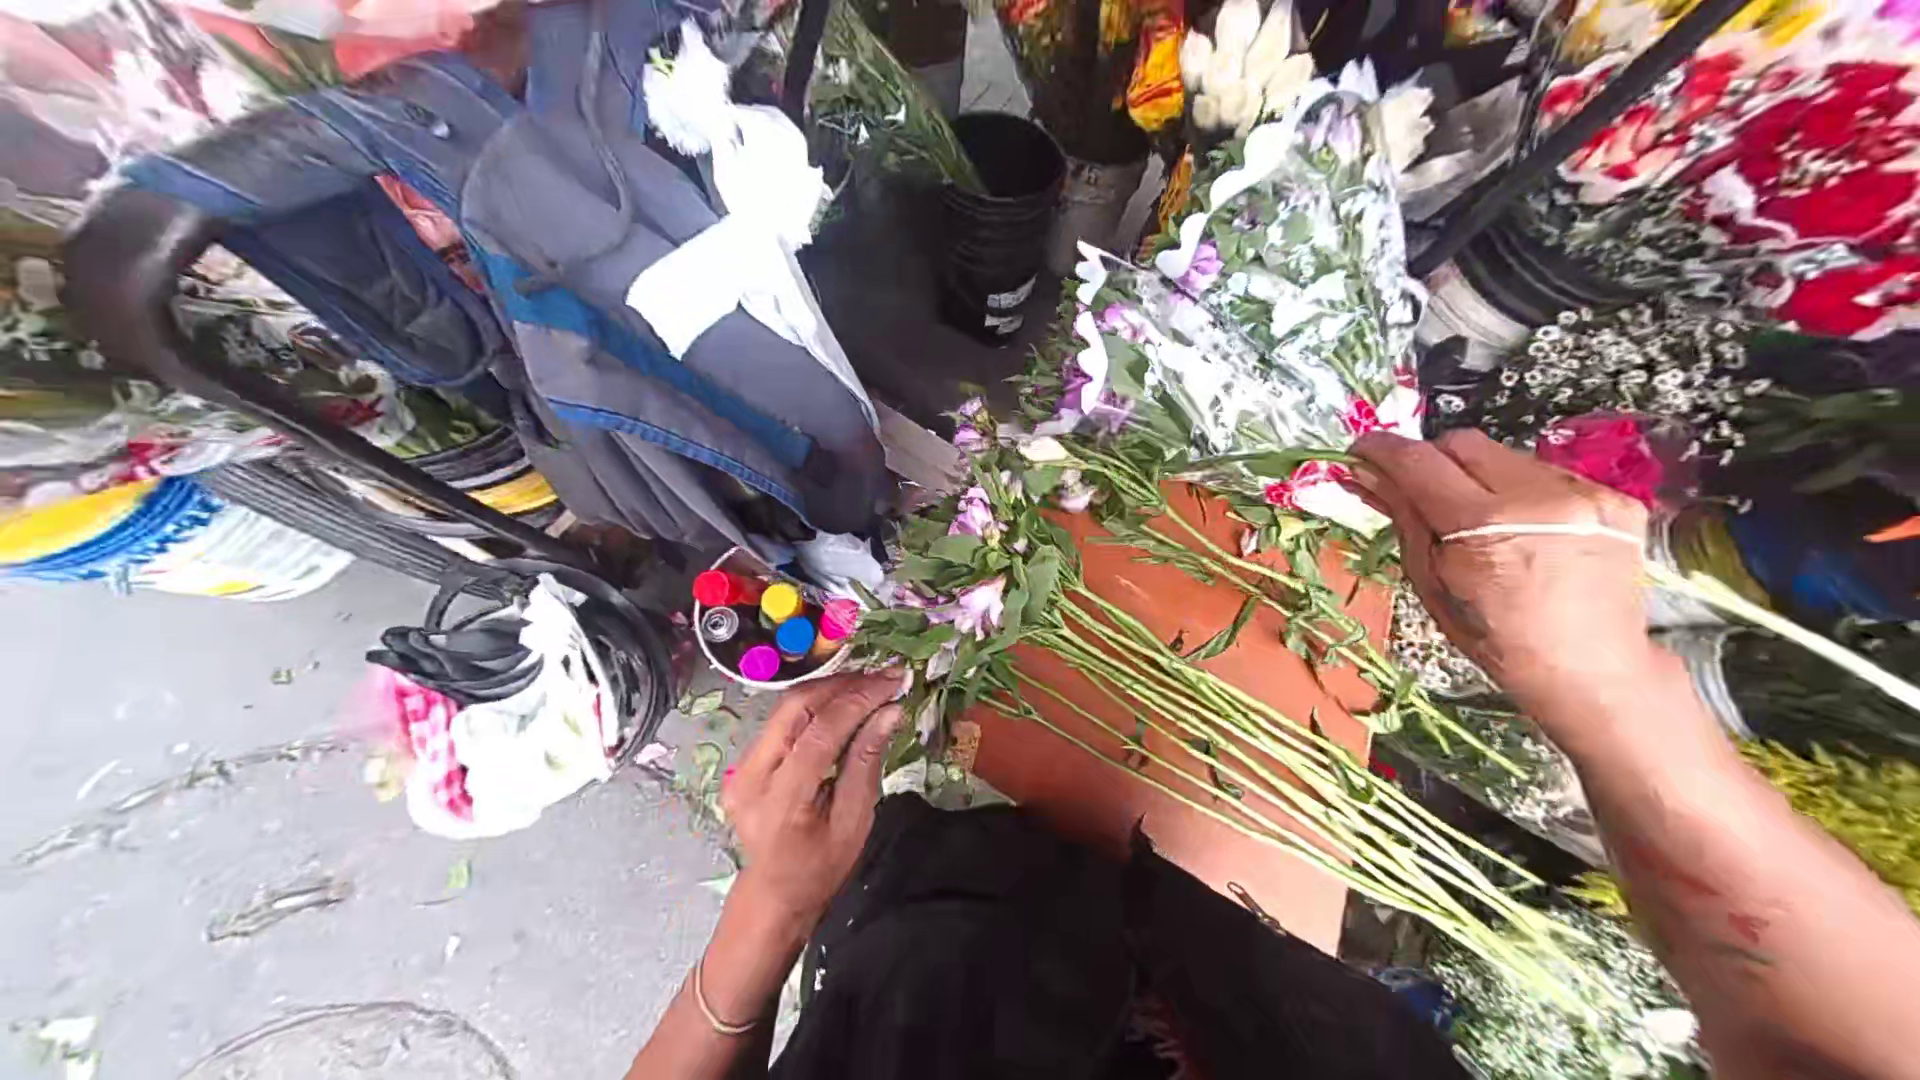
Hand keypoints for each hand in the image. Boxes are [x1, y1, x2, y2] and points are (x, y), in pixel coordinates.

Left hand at [720, 671, 906, 926]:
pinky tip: (846, 699)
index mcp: (779, 801)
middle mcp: (751, 775)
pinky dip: (819, 702)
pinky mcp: (746, 759)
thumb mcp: (854, 822)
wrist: (774, 894)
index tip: (893, 682)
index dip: (859, 701)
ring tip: (871, 683)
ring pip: (788, 706)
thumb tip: (890, 711)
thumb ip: (867, 762)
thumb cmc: (820, 868)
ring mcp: (743, 765)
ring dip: (832, 688)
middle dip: (845, 684)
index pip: (819, 734)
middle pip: (796, 707)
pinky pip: (784, 718)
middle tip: (884, 677)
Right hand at [1349, 430, 1657, 722]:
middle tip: (1411, 486)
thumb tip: (1366, 475)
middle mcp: (1541, 496)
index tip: (1360, 450)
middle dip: (1427, 458)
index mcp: (1486, 525)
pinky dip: (1514, 487)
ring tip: (1470, 515)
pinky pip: (1542, 472)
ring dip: (1471, 473)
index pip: (1420, 462)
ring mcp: (1586, 494)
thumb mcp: (1427, 578)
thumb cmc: (1491, 633)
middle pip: (1462, 443)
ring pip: (1502, 454)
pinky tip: (1514, 523)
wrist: (1588, 666)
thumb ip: (1402, 516)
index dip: (1382, 450)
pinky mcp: (1615, 498)